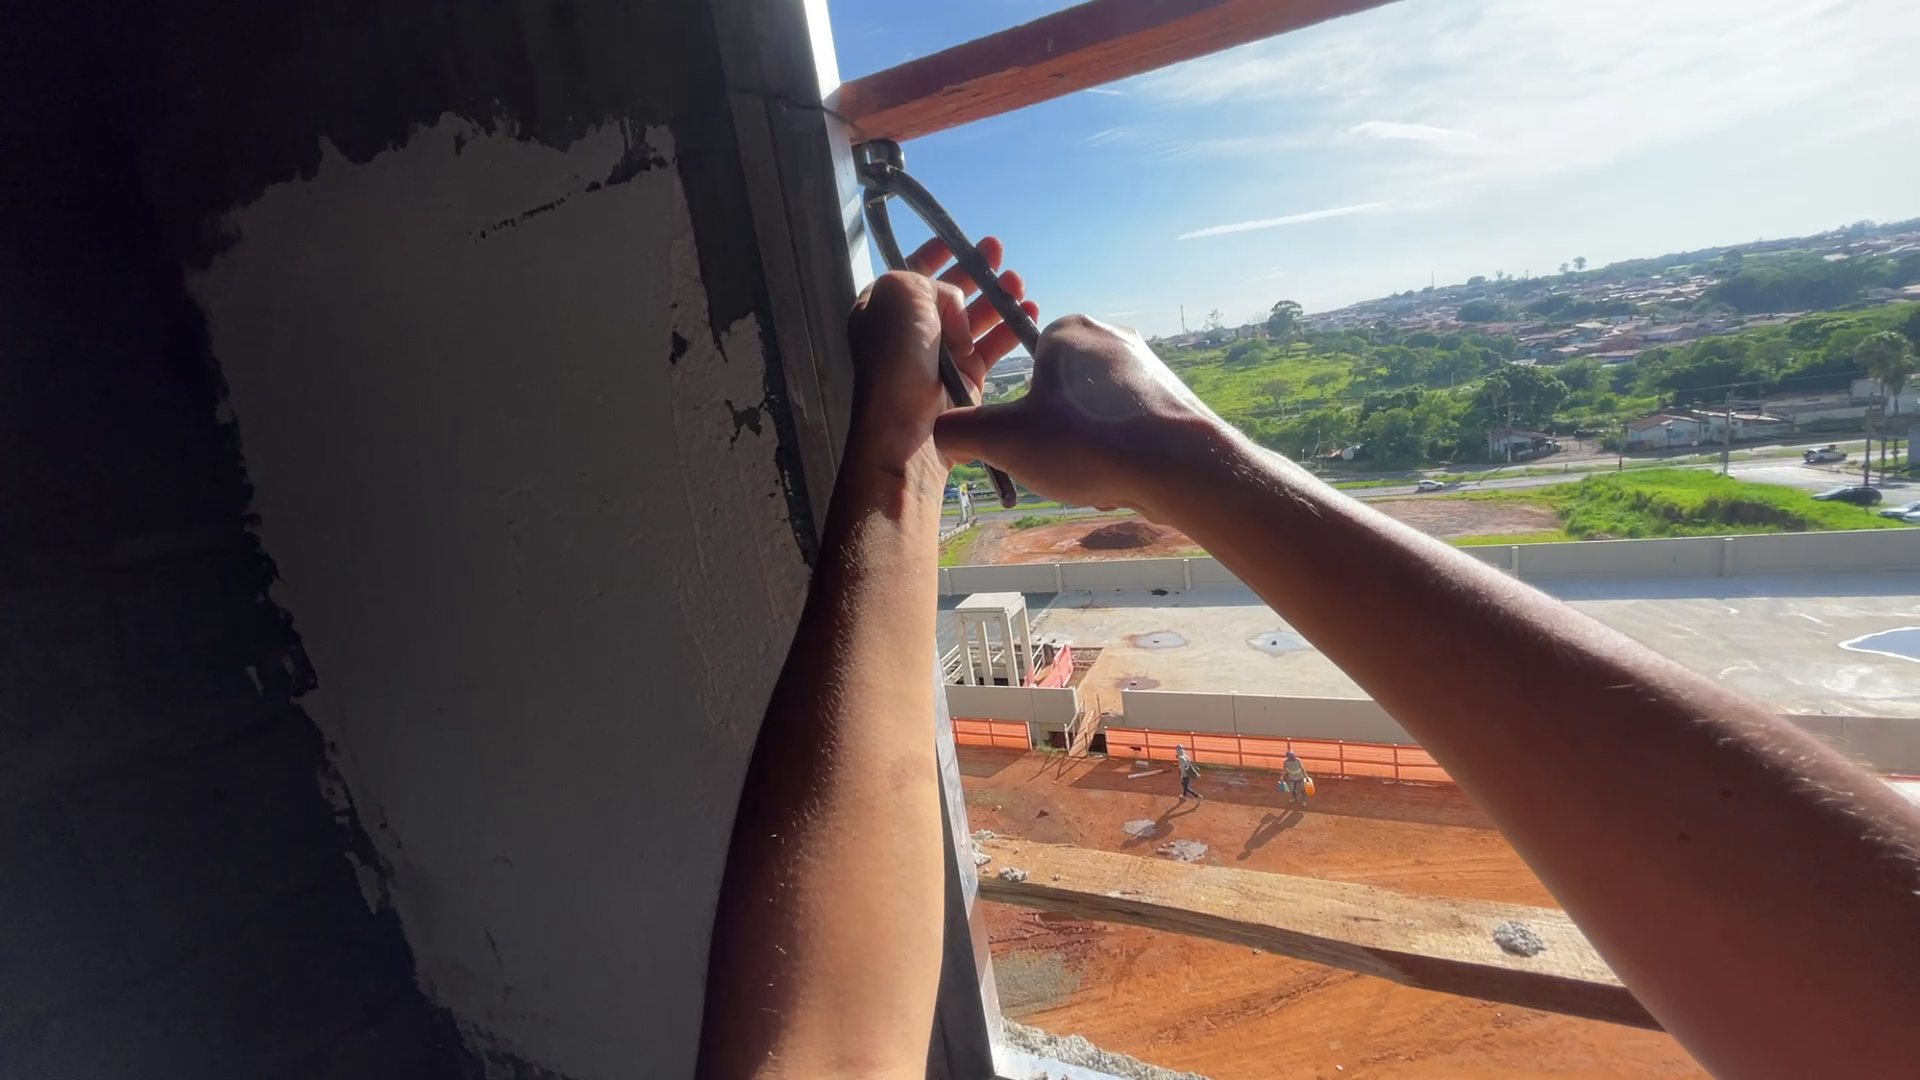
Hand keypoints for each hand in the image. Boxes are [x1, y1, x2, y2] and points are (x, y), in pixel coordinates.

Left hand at [845, 237, 1037, 477]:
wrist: (908, 422)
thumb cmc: (896, 353)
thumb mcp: (902, 291)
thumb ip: (931, 280)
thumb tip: (957, 305)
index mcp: (883, 309)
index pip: (910, 273)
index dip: (932, 254)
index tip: (952, 240)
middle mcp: (910, 333)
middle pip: (948, 293)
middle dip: (973, 271)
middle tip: (997, 250)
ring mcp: (939, 358)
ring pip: (974, 319)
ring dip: (998, 297)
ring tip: (1018, 281)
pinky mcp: (966, 380)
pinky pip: (992, 348)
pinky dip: (1011, 329)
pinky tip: (1029, 312)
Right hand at [933, 315, 1229, 519]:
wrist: (1180, 467)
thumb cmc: (1086, 444)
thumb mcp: (1003, 440)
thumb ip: (960, 432)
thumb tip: (941, 434)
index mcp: (1068, 332)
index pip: (1026, 369)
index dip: (1022, 414)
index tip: (1031, 443)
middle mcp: (1111, 337)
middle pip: (1060, 398)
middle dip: (1056, 438)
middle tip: (1061, 465)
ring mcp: (1148, 366)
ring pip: (1094, 418)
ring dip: (1087, 452)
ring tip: (1095, 476)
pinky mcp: (1173, 398)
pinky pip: (1128, 430)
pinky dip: (1119, 456)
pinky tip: (1123, 479)